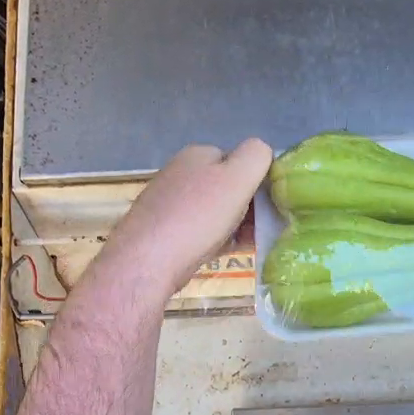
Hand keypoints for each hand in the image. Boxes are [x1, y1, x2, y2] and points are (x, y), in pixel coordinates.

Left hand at [90, 139, 273, 304]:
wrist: (147, 261)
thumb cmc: (197, 218)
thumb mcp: (237, 178)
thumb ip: (257, 156)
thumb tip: (263, 153)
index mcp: (198, 154)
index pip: (239, 160)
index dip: (256, 182)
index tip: (266, 207)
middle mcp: (180, 172)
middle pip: (226, 186)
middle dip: (246, 207)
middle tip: (257, 230)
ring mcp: (167, 201)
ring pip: (213, 210)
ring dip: (232, 225)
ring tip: (243, 244)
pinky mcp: (161, 229)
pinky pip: (198, 229)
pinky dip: (214, 239)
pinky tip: (220, 252)